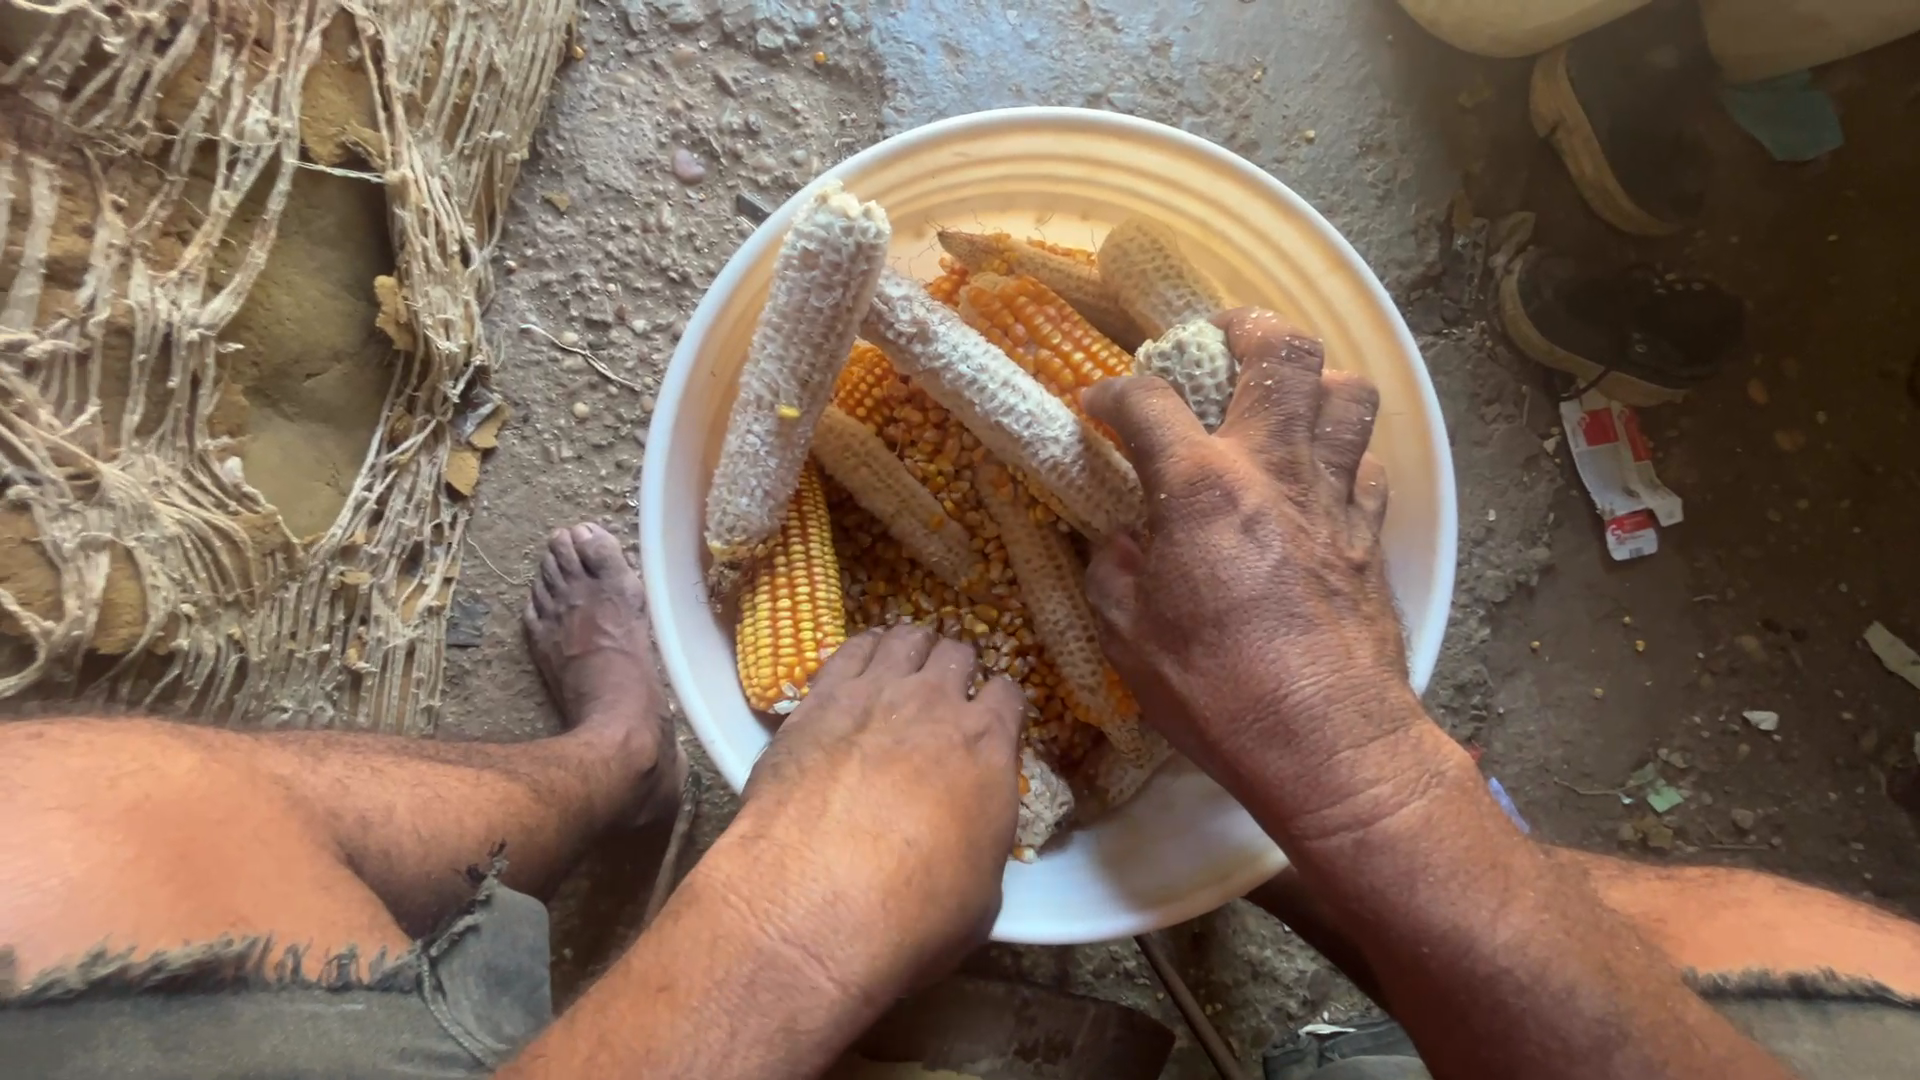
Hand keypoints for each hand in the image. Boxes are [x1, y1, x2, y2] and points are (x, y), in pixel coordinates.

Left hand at [733, 624, 1025, 988]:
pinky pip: (850, 648)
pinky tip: (863, 654)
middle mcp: (936, 703)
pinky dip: (865, 646)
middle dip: (957, 667)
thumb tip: (972, 821)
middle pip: (957, 655)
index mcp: (987, 745)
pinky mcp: (819, 697)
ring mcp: (875, 692)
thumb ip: (983, 831)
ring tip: (907, 658)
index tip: (993, 716)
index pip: (1009, 695)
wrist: (815, 900)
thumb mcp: (982, 890)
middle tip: (945, 687)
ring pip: (906, 639)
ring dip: (914, 646)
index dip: (1002, 703)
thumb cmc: (914, 912)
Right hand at [1082, 310, 1415, 831]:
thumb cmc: (1213, 689)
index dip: (1113, 392)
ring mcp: (1333, 496)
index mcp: (1200, 489)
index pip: (1148, 402)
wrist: (1324, 742)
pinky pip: (1367, 460)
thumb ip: (1112, 568)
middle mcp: (1273, 469)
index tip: (1097, 406)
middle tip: (1218, 336)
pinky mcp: (1370, 531)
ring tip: (1280, 393)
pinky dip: (1340, 449)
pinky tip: (1317, 471)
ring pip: (1346, 391)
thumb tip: (1117, 539)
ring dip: (1311, 377)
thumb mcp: (1126, 633)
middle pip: (1279, 353)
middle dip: (1243, 327)